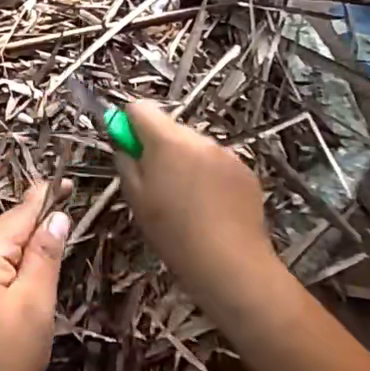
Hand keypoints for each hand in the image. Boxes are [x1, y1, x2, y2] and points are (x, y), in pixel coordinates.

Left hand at [0, 180, 71, 370]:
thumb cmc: (2, 359)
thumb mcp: (35, 305)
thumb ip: (45, 257)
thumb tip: (56, 217)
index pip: (19, 214)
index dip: (44, 196)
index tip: (64, 180)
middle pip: (6, 232)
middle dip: (35, 225)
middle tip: (68, 217)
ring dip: (24, 251)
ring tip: (52, 249)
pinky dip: (9, 271)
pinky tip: (23, 284)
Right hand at [115, 100, 277, 305]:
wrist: (229, 262)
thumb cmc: (172, 232)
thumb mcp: (135, 198)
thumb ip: (125, 162)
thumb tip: (124, 146)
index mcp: (167, 141)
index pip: (140, 108)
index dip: (129, 124)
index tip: (128, 147)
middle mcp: (199, 139)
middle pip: (169, 127)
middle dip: (159, 146)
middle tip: (155, 182)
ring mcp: (226, 153)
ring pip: (194, 146)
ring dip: (184, 161)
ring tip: (183, 199)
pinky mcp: (246, 170)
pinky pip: (217, 162)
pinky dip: (208, 175)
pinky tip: (208, 206)